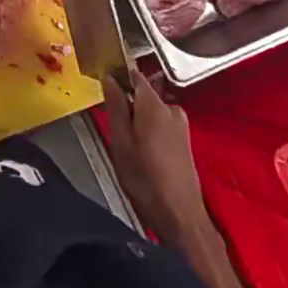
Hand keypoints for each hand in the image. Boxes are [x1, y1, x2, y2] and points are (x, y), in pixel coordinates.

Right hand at [101, 70, 210, 244]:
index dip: (118, 77)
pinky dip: (147, 130)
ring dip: (136, 119)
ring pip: (151, 111)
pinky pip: (160, 123)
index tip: (102, 86)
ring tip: (124, 142)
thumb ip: (115, 106)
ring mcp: (181, 124)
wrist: (178, 211)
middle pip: (143, 95)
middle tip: (111, 125)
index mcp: (154, 105)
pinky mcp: (184, 138)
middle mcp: (172, 108)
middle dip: (126, 104)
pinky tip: (140, 151)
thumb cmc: (143, 176)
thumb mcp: (120, 140)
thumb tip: (110, 78)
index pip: (134, 76)